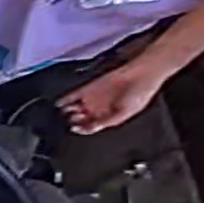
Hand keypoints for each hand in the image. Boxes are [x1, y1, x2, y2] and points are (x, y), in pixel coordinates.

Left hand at [56, 59, 170, 133]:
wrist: (142, 73)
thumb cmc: (141, 91)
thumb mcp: (129, 111)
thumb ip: (110, 121)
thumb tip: (94, 127)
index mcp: (108, 116)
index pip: (90, 127)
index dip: (82, 129)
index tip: (76, 128)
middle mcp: (97, 109)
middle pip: (77, 119)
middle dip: (74, 120)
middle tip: (77, 117)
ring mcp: (89, 100)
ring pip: (70, 110)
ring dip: (67, 111)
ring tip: (72, 110)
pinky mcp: (85, 90)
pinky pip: (68, 97)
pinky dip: (62, 101)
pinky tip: (61, 103)